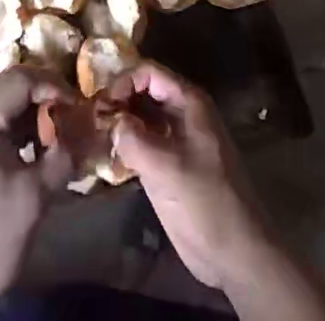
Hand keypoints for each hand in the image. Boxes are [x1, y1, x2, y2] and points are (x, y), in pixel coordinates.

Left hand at [0, 67, 76, 320]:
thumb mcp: (36, 193)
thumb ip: (65, 153)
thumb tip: (91, 126)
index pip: (21, 80)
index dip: (55, 86)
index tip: (82, 106)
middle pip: (14, 87)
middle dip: (49, 97)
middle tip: (78, 117)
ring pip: (10, 105)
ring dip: (40, 114)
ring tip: (67, 134)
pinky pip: (3, 124)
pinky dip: (27, 130)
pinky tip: (46, 149)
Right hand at [106, 61, 271, 290]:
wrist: (234, 251)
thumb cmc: (206, 201)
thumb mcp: (167, 167)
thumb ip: (133, 138)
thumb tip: (110, 121)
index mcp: (189, 103)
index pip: (149, 72)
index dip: (124, 81)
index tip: (102, 105)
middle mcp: (181, 113)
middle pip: (143, 90)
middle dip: (118, 100)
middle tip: (91, 119)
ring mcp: (175, 139)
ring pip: (141, 116)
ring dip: (118, 121)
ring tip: (92, 134)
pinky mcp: (168, 163)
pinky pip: (142, 141)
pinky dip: (124, 142)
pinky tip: (105, 153)